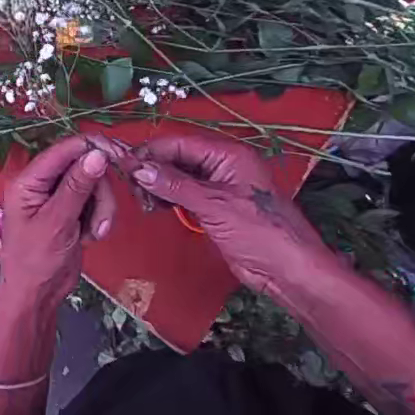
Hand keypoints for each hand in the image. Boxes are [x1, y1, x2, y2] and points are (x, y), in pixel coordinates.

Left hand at [0, 134, 118, 309]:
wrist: (36, 297)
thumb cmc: (35, 262)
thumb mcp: (57, 223)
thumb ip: (77, 187)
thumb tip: (97, 154)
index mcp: (29, 181)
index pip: (64, 150)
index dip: (92, 149)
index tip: (119, 155)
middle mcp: (42, 184)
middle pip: (84, 167)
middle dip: (99, 192)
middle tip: (100, 220)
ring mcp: (58, 198)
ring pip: (94, 186)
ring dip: (101, 209)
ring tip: (94, 233)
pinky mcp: (72, 212)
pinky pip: (95, 203)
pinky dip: (99, 218)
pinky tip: (90, 237)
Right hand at [124, 133, 334, 298]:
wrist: (289, 271)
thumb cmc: (260, 233)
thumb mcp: (214, 206)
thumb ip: (175, 186)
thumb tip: (139, 169)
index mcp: (229, 155)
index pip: (181, 143)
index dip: (152, 152)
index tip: (125, 166)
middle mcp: (223, 165)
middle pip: (179, 157)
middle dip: (154, 169)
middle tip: (132, 187)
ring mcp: (219, 187)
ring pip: (180, 176)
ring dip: (159, 185)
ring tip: (143, 200)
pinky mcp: (215, 207)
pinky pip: (186, 194)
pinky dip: (169, 199)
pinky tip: (155, 207)